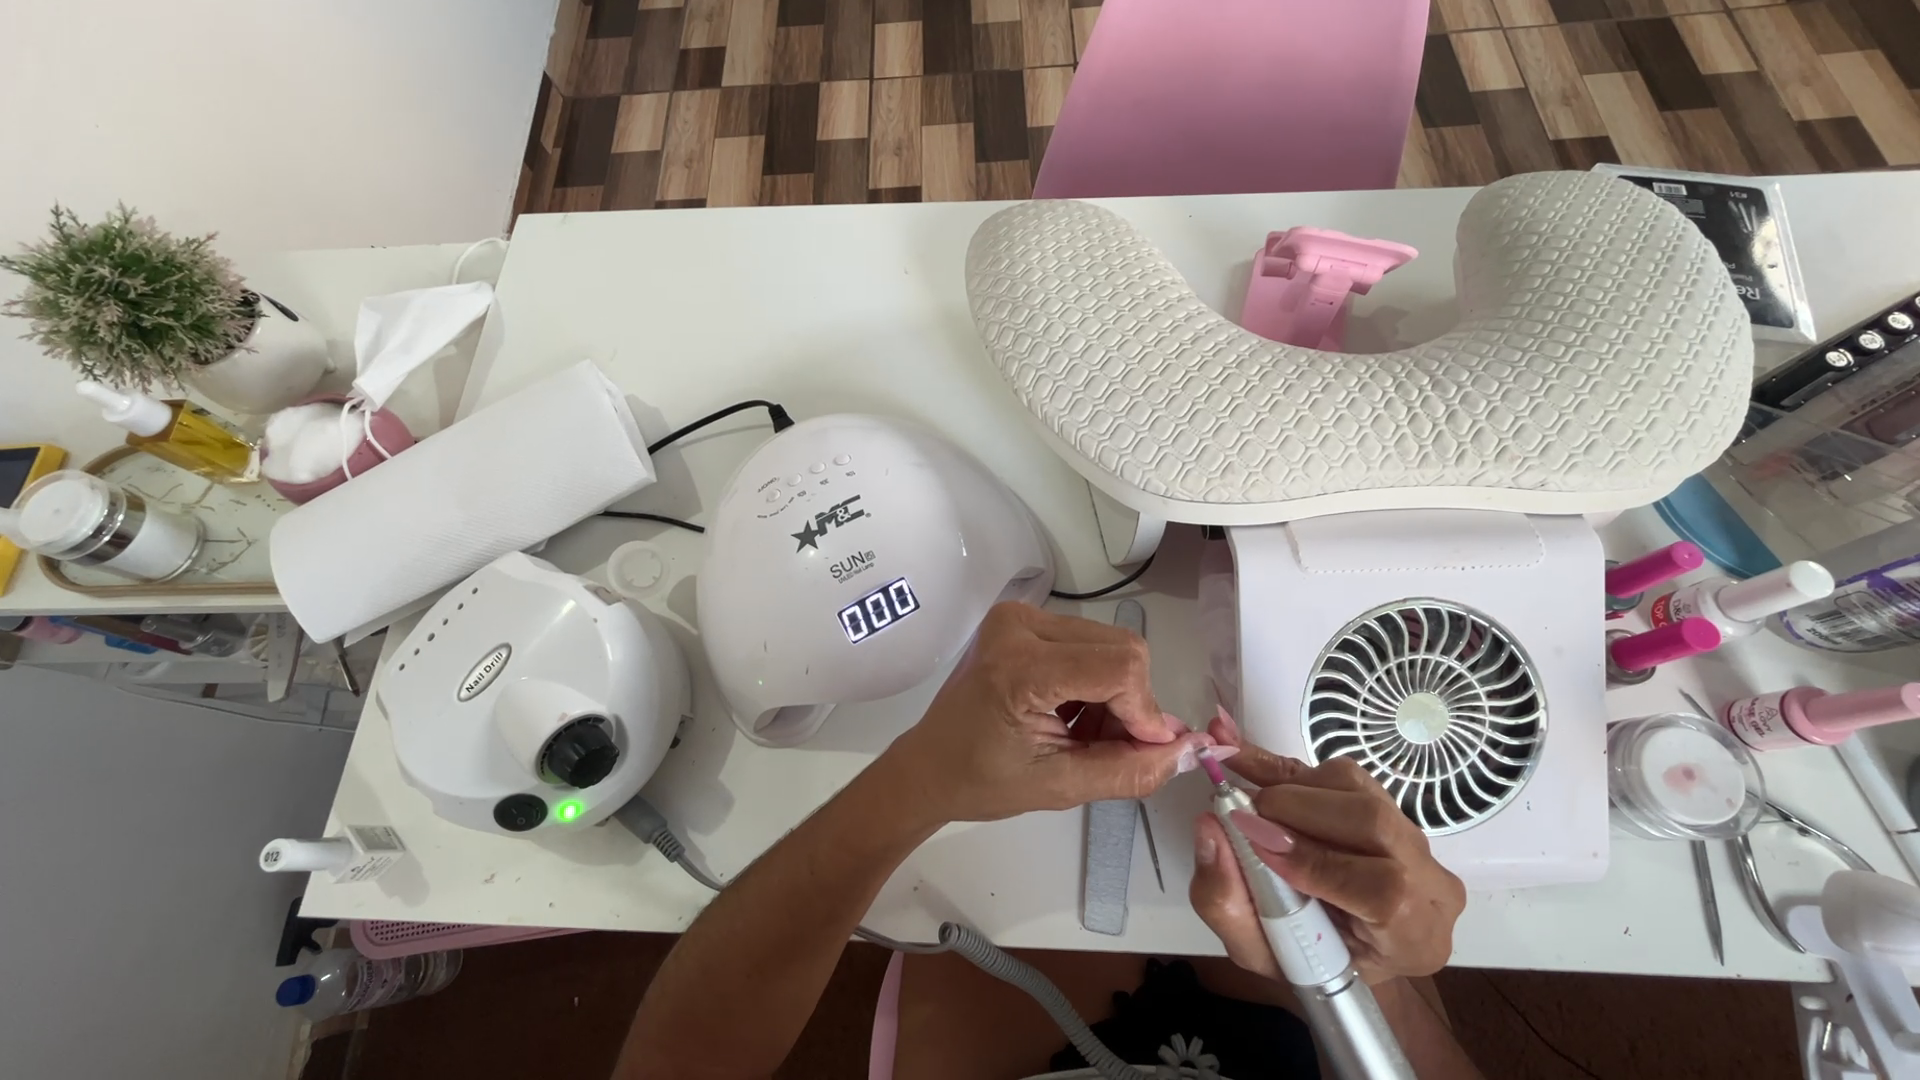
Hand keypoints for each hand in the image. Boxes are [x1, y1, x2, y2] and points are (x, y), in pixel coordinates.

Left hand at [879, 602, 1214, 823]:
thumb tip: (1190, 750)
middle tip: (1109, 744)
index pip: (1119, 667)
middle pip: (1121, 649)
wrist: (930, 764)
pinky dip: (1096, 678)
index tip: (1144, 749)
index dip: (1145, 712)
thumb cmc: (983, 781)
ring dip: (1115, 691)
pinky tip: (1071, 711)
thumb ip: (1130, 769)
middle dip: (1131, 702)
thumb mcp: (1062, 787)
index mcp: (1019, 668)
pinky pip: (1088, 640)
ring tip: (1083, 730)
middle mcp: (1020, 626)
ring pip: (1110, 643)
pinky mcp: (1023, 619)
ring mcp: (1019, 616)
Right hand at [1189, 709, 1465, 985]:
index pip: (1383, 889)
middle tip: (1239, 813)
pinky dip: (1288, 772)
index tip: (1253, 840)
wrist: (1336, 947)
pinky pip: (1340, 774)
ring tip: (1248, 803)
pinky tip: (1251, 772)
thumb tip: (1209, 828)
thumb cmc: (1303, 960)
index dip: (1315, 860)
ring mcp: (1412, 837)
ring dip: (1290, 788)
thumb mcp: (1255, 953)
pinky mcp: (1385, 803)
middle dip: (1294, 809)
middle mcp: (1428, 883)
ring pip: (1354, 788)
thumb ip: (1226, 902)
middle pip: (1370, 822)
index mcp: (1412, 938)